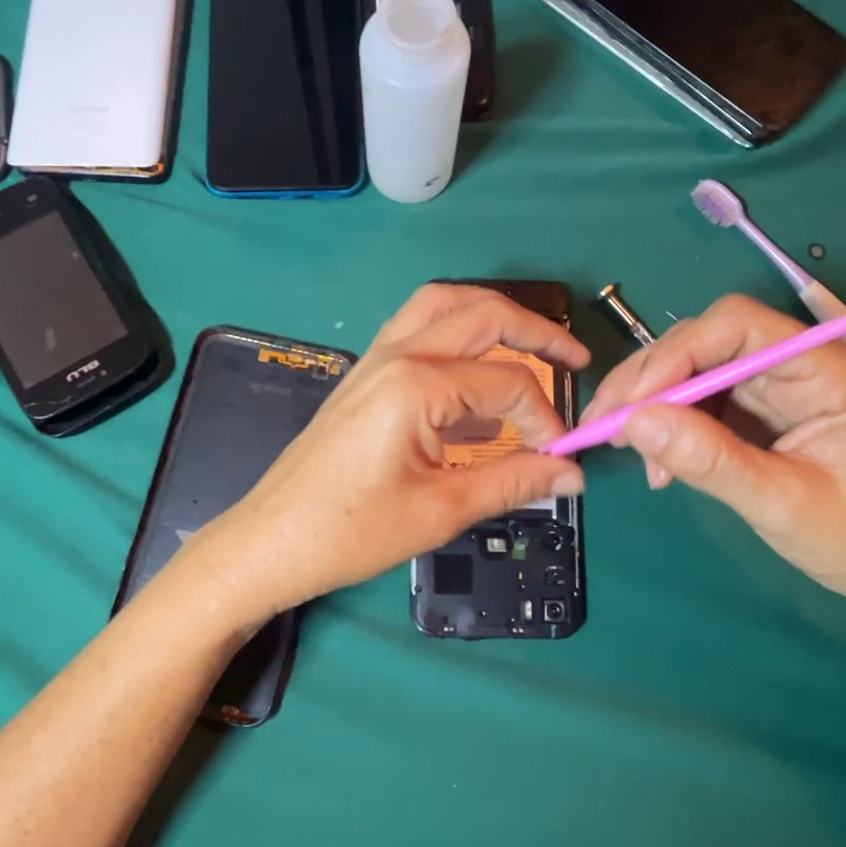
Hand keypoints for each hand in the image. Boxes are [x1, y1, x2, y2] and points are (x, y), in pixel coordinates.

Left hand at [186, 284, 589, 627]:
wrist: (272, 540)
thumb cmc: (351, 532)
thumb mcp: (440, 511)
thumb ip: (512, 482)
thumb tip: (572, 474)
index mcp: (417, 386)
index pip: (507, 384)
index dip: (545, 418)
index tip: (560, 457)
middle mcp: (396, 355)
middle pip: (482, 314)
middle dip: (537, 332)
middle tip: (574, 361)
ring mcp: (374, 359)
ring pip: (443, 306)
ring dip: (491, 316)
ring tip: (529, 346)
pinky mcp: (363, 374)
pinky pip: (417, 329)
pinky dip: (456, 333)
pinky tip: (473, 375)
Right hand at [581, 294, 845, 615]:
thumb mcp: (781, 504)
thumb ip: (710, 461)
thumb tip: (636, 423)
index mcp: (826, 371)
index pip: (738, 328)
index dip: (675, 355)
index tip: (631, 404)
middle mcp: (799, 364)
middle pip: (706, 341)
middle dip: (650, 379)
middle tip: (604, 424)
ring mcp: (777, 385)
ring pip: (694, 369)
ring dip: (650, 403)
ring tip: (618, 444)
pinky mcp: (759, 410)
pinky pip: (700, 401)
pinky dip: (668, 426)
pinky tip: (656, 463)